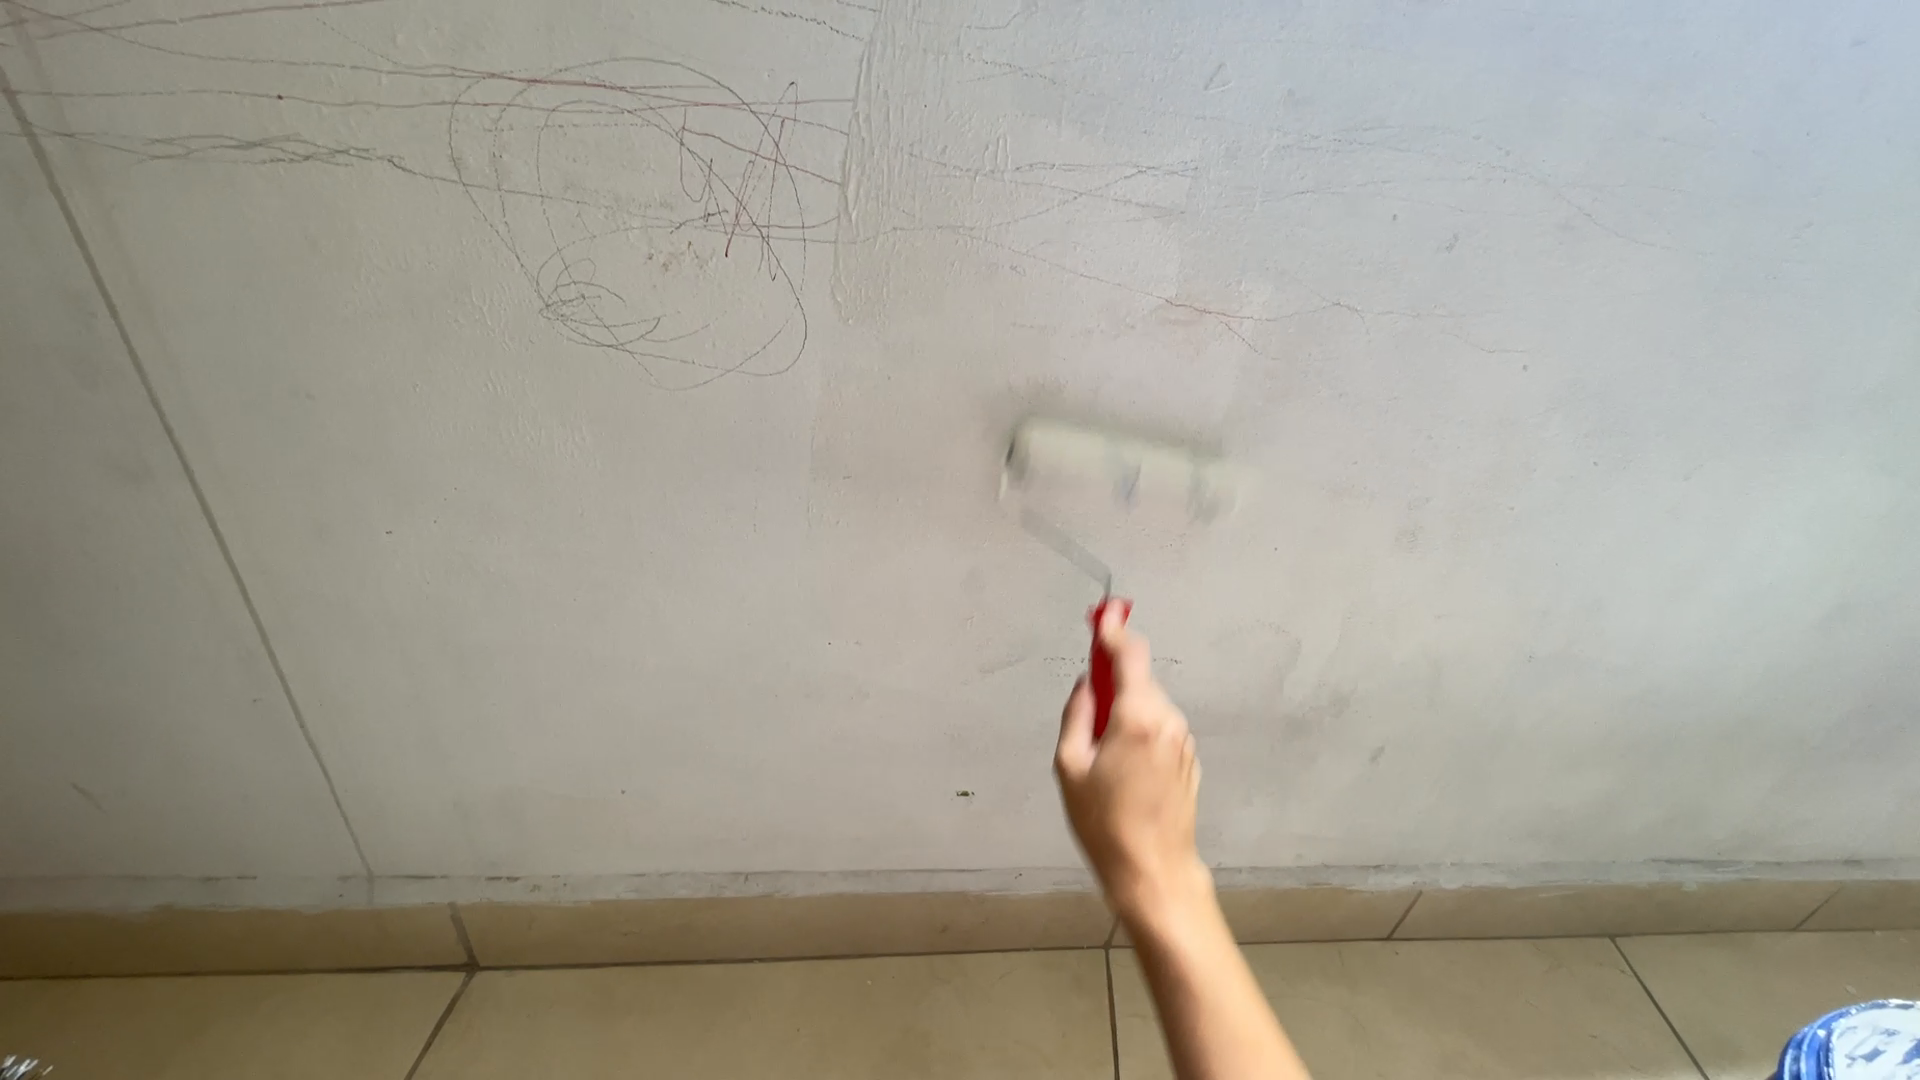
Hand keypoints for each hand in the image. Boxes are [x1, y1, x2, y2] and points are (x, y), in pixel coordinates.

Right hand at [1055, 607, 1210, 926]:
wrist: (1154, 871)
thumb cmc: (1104, 822)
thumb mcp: (1069, 766)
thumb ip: (1076, 713)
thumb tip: (1086, 683)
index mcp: (1137, 716)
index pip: (1130, 654)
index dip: (1114, 630)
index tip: (1103, 613)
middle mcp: (1168, 720)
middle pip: (1139, 680)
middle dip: (1113, 683)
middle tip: (1087, 717)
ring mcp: (1183, 740)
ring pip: (1149, 705)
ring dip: (1126, 712)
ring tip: (1104, 759)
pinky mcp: (1189, 759)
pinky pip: (1160, 729)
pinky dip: (1140, 732)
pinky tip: (1126, 772)